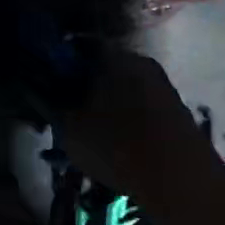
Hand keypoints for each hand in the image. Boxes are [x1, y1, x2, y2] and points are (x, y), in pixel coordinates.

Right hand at [54, 50, 223, 206]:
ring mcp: (163, 85)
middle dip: (84, 86)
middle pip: (104, 67)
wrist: (180, 179)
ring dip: (107, 104)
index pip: (79, 46)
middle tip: (68, 111)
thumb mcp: (69, 129)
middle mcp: (140, 62)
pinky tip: (119, 144)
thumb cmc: (116, 146)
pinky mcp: (177, 110)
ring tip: (92, 133)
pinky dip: (127, 118)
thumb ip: (52, 107)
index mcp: (112, 57)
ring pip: (124, 87)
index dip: (60, 62)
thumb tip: (44, 93)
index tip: (48, 82)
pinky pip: (142, 106)